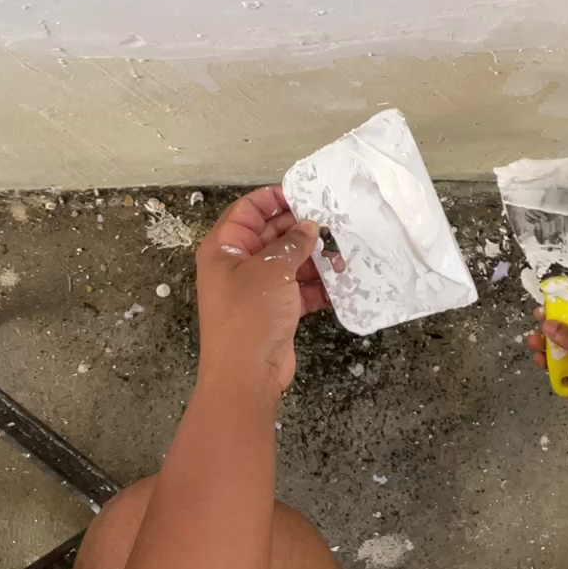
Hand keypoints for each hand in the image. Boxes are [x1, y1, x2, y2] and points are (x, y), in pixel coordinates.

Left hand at [195, 187, 327, 393]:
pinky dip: (318, 285)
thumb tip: (309, 226)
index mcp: (225, 247)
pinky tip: (341, 281)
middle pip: (272, 234)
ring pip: (290, 261)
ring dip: (315, 259)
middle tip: (334, 223)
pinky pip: (299, 287)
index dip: (275, 199)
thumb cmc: (249, 317)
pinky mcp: (276, 309)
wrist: (246, 374)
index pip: (249, 210)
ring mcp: (258, 288)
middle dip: (302, 230)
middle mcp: (239, 264)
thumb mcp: (271, 271)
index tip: (307, 194)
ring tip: (343, 254)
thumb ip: (292, 243)